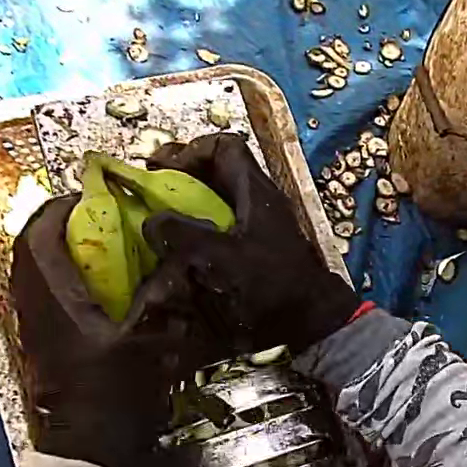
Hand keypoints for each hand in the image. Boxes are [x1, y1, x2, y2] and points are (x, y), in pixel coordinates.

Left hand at [10, 194, 222, 466]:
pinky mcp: (42, 341)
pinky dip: (68, 276)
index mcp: (53, 298)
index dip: (64, 206)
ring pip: (36, 268)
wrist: (89, 450)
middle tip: (103, 218)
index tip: (97, 197)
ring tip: (106, 245)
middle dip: (63, 223)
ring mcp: (33, 325)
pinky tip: (104, 286)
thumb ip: (161, 297)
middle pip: (32, 245)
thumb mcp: (149, 342)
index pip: (40, 231)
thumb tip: (175, 260)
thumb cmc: (115, 395)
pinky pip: (45, 291)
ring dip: (65, 248)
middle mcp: (32, 305)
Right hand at [145, 134, 360, 353]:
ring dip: (191, 202)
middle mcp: (260, 201)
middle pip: (219, 171)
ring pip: (221, 198)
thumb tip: (152, 222)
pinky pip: (225, 225)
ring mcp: (261, 224)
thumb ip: (186, 237)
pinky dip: (202, 228)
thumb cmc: (274, 284)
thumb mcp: (225, 259)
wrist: (313, 317)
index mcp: (256, 191)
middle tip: (153, 190)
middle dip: (184, 176)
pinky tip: (184, 246)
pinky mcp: (260, 247)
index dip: (191, 150)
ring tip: (162, 217)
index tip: (163, 168)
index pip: (225, 148)